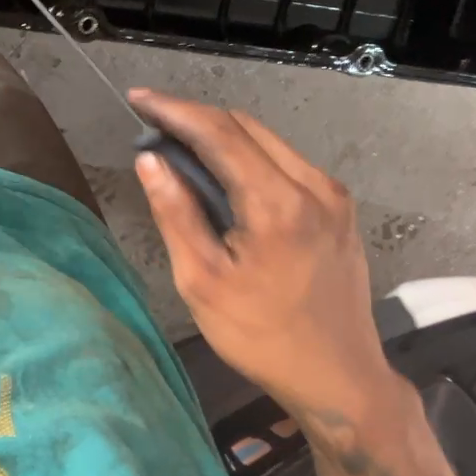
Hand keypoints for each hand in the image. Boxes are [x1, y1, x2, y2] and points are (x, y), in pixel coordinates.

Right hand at [129, 90, 397, 420]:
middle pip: (245, 127)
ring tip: (174, 145)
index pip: (219, 133)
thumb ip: (175, 212)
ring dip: (218, 134)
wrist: (338, 376)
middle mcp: (313, 187)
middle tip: (148, 124)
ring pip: (266, 140)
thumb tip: (149, 159)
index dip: (174, 110)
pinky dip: (244, 154)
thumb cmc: (259, 333)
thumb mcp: (201, 278)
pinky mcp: (337, 208)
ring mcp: (331, 196)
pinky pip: (283, 161)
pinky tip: (217, 172)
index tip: (137, 99)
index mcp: (278, 203)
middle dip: (193, 117)